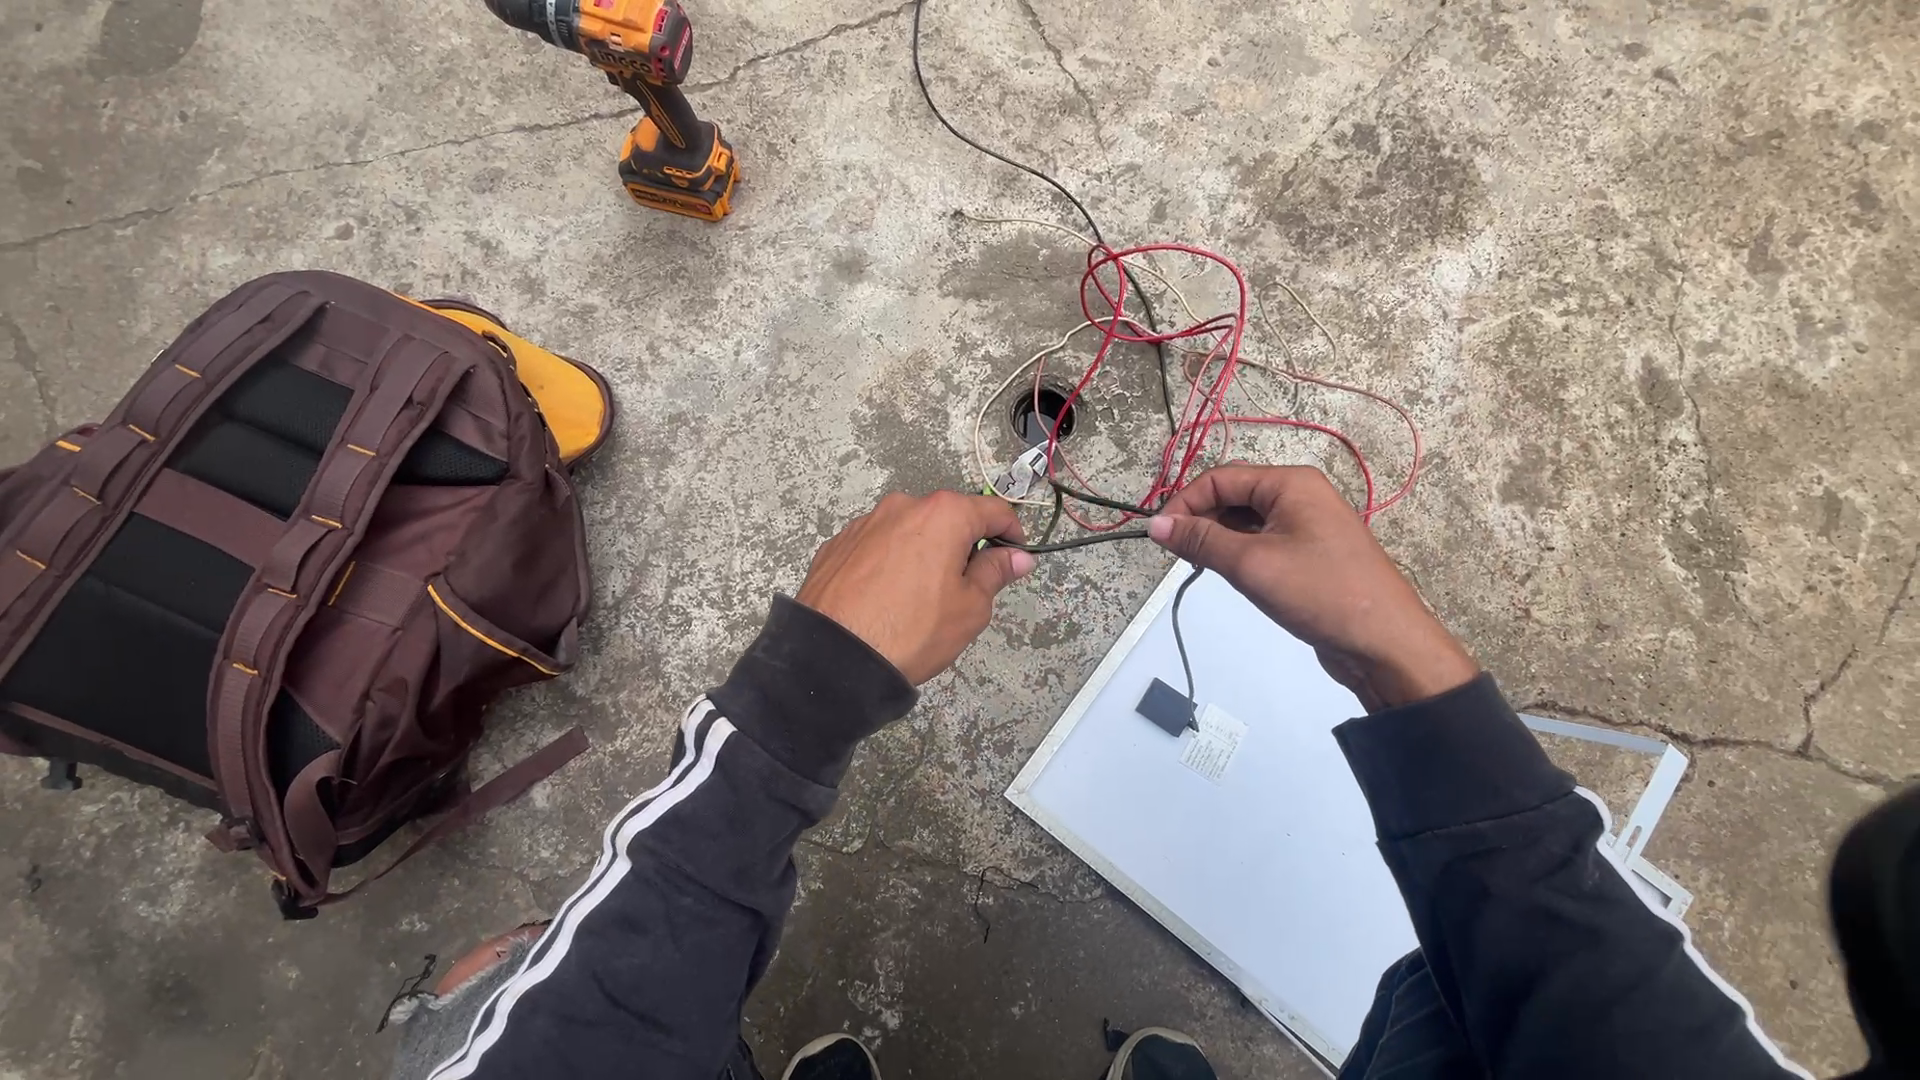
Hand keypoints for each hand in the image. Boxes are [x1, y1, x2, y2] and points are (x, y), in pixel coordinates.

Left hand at [797, 492, 1037, 683]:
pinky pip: (876, 547)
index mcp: (943, 515)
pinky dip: (889, 563)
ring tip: (922, 598)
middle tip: (968, 586)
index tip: (1014, 555)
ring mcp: (865, 523)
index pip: (992, 510)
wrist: (834, 657)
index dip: (1011, 532)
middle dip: (963, 544)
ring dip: (923, 554)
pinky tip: (888, 598)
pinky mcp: (837, 545)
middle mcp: (902, 507)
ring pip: (909, 531)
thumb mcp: (970, 608)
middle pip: (947, 517)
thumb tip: (1016, 557)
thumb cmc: (910, 632)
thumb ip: (995, 573)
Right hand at [1147, 466, 1477, 711]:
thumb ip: (1200, 541)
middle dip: (1200, 520)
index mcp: (1290, 483)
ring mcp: (1306, 524)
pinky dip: (1238, 552)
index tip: (1159, 536)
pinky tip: (1228, 574)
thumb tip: (1155, 525)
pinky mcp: (1308, 553)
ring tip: (1200, 566)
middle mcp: (1299, 495)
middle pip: (1232, 494)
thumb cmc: (1320, 593)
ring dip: (1217, 538)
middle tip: (1178, 555)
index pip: (1220, 478)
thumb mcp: (1252, 564)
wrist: (1386, 643)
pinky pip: (1261, 540)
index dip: (1184, 503)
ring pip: (1245, 520)